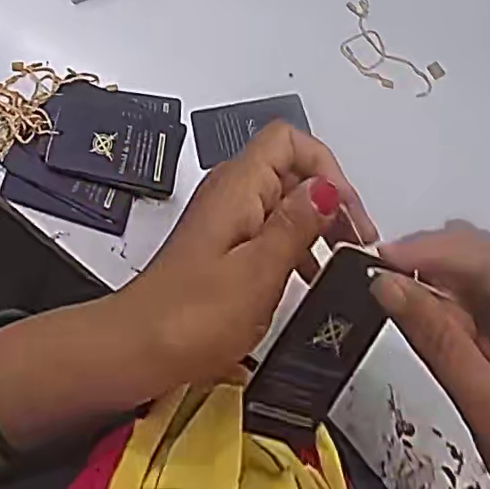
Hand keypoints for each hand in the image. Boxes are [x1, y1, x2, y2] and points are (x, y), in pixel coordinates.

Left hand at [113, 121, 375, 386]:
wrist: (137, 348)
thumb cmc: (187, 317)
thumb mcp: (257, 272)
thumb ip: (296, 226)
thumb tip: (327, 189)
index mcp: (238, 185)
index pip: (289, 140)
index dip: (325, 166)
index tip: (346, 208)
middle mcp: (231, 190)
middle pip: (291, 166)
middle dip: (328, 195)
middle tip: (352, 237)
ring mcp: (227, 215)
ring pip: (284, 196)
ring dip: (316, 220)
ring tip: (338, 257)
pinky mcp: (225, 241)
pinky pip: (270, 224)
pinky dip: (296, 241)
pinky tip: (308, 275)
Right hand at [372, 223, 489, 488]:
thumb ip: (439, 343)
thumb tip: (390, 285)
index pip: (487, 259)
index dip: (430, 250)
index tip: (383, 257)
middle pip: (483, 260)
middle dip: (430, 258)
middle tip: (382, 272)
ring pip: (476, 281)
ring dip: (434, 281)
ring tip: (396, 292)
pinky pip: (477, 310)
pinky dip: (445, 308)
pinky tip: (423, 316)